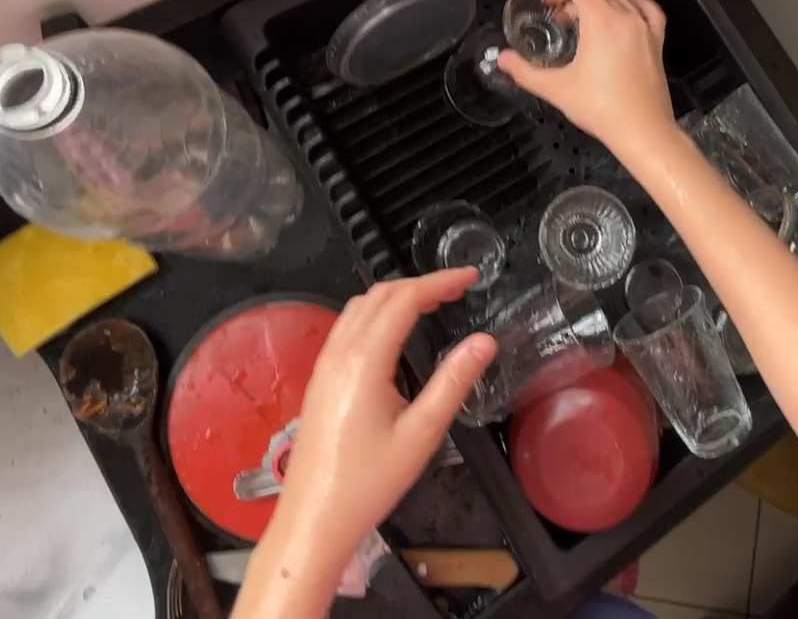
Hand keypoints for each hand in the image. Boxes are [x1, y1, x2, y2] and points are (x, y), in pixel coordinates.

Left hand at [258, 270, 494, 585]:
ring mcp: (325, 364)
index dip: (441, 281)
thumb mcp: (423, 434)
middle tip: (459, 289)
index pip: (405, 299)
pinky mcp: (320, 378)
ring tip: (434, 303)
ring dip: (398, 294)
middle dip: (422, 283)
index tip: (471, 276)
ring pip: (361, 306)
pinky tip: (398, 331)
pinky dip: (379, 311)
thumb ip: (455, 382)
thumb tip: (485, 341)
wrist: (313, 521)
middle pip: (381, 294)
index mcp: (365, 360)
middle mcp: (340, 352)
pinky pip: (349, 325)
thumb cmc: (369, 482)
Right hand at [499, 0, 676, 156]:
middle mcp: (626, 18)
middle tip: (560, 23)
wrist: (642, 130)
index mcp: (601, 20)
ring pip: (620, 0)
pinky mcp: (657, 43)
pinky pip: (648, 12)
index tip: (549, 1)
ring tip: (586, 25)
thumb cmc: (601, 108)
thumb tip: (503, 59)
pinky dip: (634, 8)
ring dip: (599, 6)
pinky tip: (624, 20)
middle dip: (574, 2)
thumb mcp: (556, 89)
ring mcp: (645, 29)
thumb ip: (525, 72)